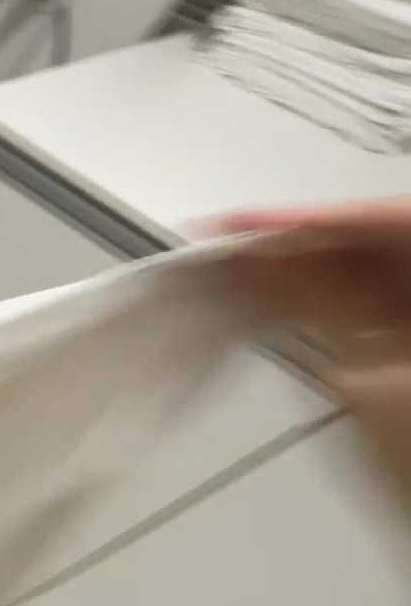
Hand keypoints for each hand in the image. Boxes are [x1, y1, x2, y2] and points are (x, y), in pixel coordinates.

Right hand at [218, 201, 410, 493]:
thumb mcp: (364, 387)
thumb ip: (311, 312)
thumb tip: (246, 264)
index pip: (389, 226)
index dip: (308, 218)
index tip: (235, 224)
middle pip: (370, 249)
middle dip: (288, 249)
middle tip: (214, 255)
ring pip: (358, 279)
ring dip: (287, 277)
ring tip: (222, 278)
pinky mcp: (403, 357)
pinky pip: (355, 312)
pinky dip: (302, 307)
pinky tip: (257, 304)